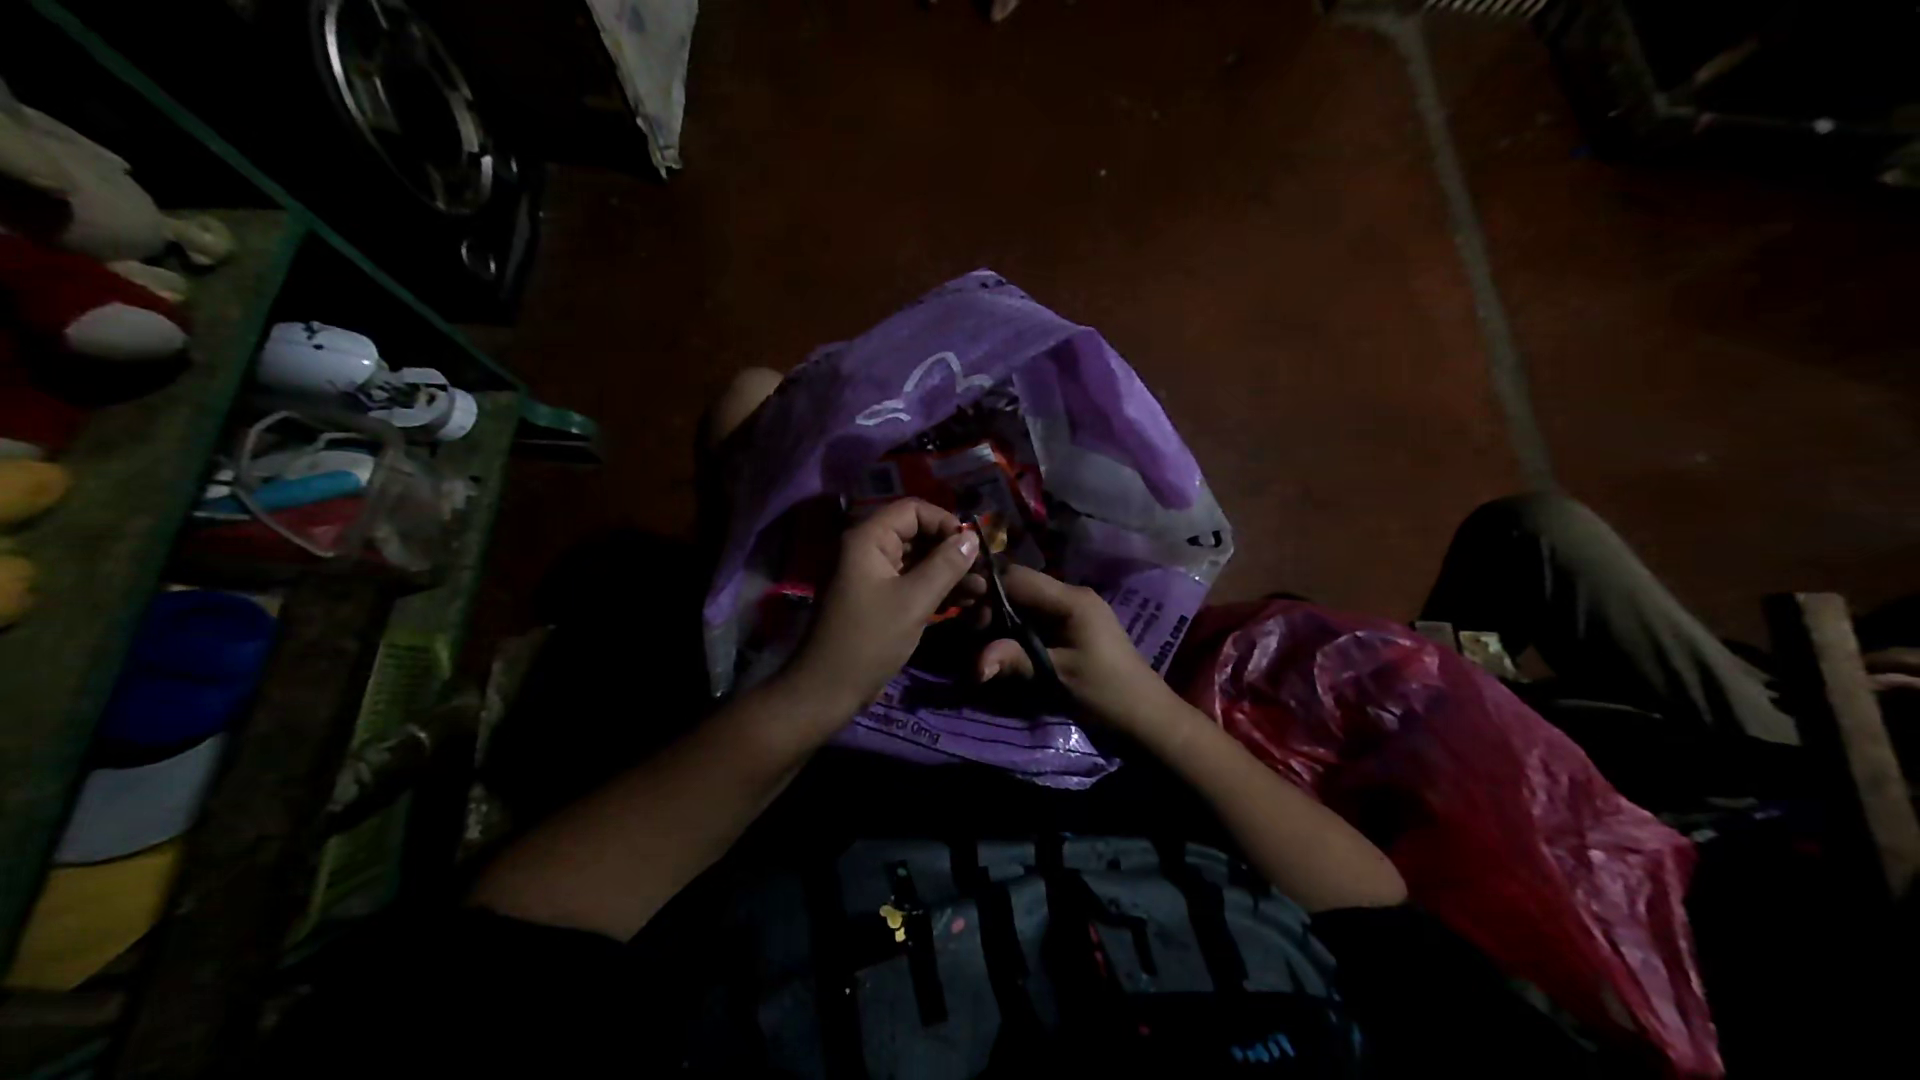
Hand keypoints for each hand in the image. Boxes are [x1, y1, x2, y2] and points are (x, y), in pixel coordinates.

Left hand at [783, 498, 982, 717]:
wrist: (829, 689)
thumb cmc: (869, 639)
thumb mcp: (914, 600)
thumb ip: (946, 565)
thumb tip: (972, 537)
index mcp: (868, 539)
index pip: (913, 509)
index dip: (945, 522)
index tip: (974, 546)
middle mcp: (868, 550)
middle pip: (917, 534)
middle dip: (951, 550)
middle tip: (984, 571)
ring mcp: (873, 575)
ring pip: (918, 560)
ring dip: (949, 572)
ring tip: (982, 590)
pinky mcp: (879, 599)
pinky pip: (912, 582)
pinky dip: (936, 588)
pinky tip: (965, 601)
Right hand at [976, 565, 1186, 737]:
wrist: (1146, 715)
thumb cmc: (1106, 691)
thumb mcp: (1058, 675)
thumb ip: (1015, 660)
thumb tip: (974, 664)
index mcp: (1071, 599)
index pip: (1017, 578)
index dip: (987, 589)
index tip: (962, 609)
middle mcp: (1071, 596)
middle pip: (1020, 587)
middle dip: (991, 604)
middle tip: (969, 629)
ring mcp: (1074, 610)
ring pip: (1026, 602)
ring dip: (1002, 616)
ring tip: (979, 637)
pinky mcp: (1073, 626)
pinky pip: (1036, 616)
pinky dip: (1016, 627)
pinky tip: (1002, 642)